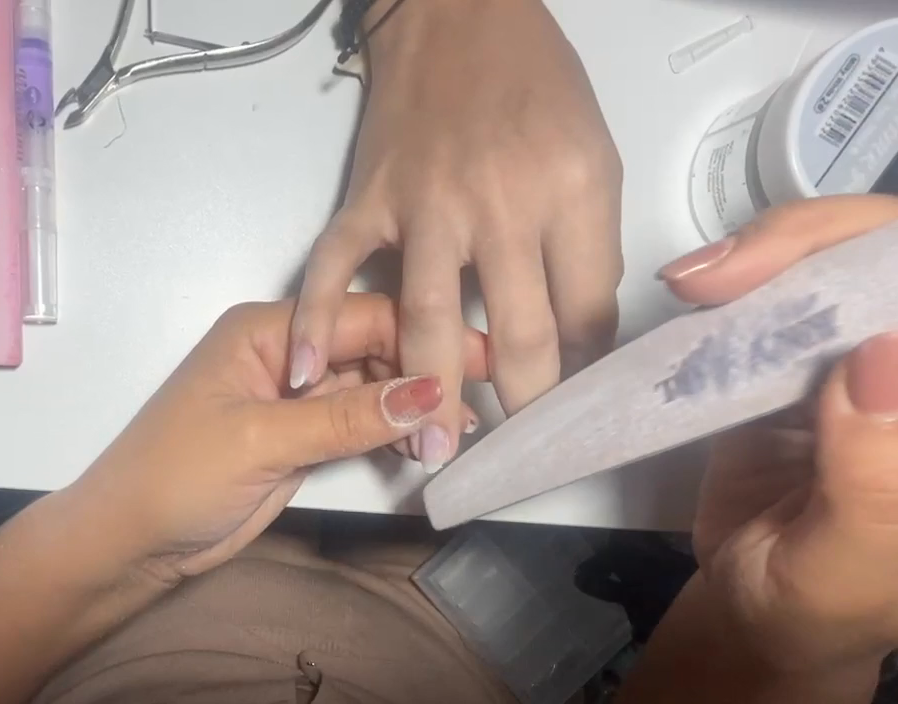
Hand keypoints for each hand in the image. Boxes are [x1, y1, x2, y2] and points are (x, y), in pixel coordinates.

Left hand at [71, 297, 485, 580]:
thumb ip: (345, 417)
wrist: (135, 540)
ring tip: (458, 436)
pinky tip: (421, 446)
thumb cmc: (179, 475)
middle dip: (423, 377)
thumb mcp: (262, 439)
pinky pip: (354, 427)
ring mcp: (292, 401)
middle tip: (475, 411)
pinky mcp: (297, 441)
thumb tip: (431, 393)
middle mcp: (286, 356)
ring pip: (367, 391)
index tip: (481, 363)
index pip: (360, 318)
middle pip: (371, 351)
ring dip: (410, 409)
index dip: (423, 338)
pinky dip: (387, 436)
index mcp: (268, 331)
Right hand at [291, 0, 621, 472]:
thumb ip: (583, 245)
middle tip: (508, 463)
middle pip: (516, 332)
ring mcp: (424, 206)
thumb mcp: (593, 155)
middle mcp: (500, 204)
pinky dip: (313, 321)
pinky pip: (334, 269)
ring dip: (425, 393)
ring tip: (424, 452)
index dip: (579, 369)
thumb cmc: (534, 86)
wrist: (459, 12)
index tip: (565, 405)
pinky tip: (304, 373)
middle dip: (515, 406)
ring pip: (427, 319)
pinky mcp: (367, 202)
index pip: (584, 310)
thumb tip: (571, 332)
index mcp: (573, 189)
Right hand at [666, 48, 897, 671]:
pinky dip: (733, 289)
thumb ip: (886, 478)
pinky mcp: (791, 367)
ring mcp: (862, 360)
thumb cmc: (822, 611)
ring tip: (692, 283)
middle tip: (728, 268)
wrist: (756, 622)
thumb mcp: (859, 573)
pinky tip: (691, 295)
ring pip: (841, 265)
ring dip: (770, 256)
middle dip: (831, 233)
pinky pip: (774, 303)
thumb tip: (884, 347)